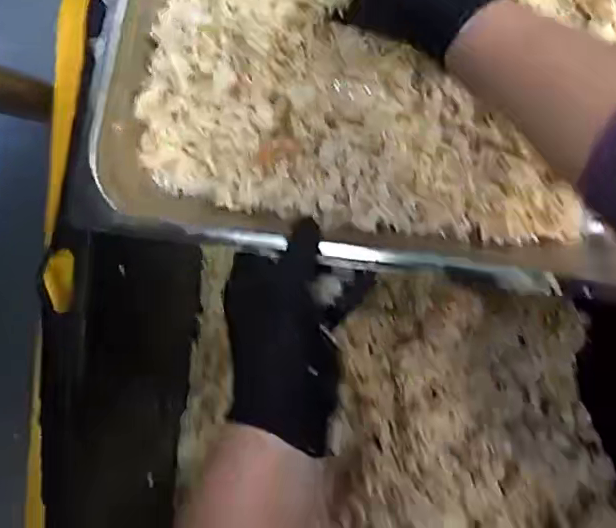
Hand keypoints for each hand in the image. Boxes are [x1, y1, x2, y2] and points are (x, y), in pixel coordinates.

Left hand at [224, 218, 374, 457]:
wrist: (290, 406)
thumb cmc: (278, 340)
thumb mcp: (286, 287)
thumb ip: (298, 252)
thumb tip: (307, 221)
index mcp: (246, 286)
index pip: (260, 247)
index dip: (281, 230)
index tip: (307, 210)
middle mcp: (264, 298)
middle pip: (290, 262)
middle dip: (314, 245)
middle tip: (339, 222)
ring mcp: (289, 317)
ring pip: (313, 280)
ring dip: (334, 265)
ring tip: (358, 241)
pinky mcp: (313, 332)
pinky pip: (330, 301)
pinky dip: (347, 290)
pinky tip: (369, 274)